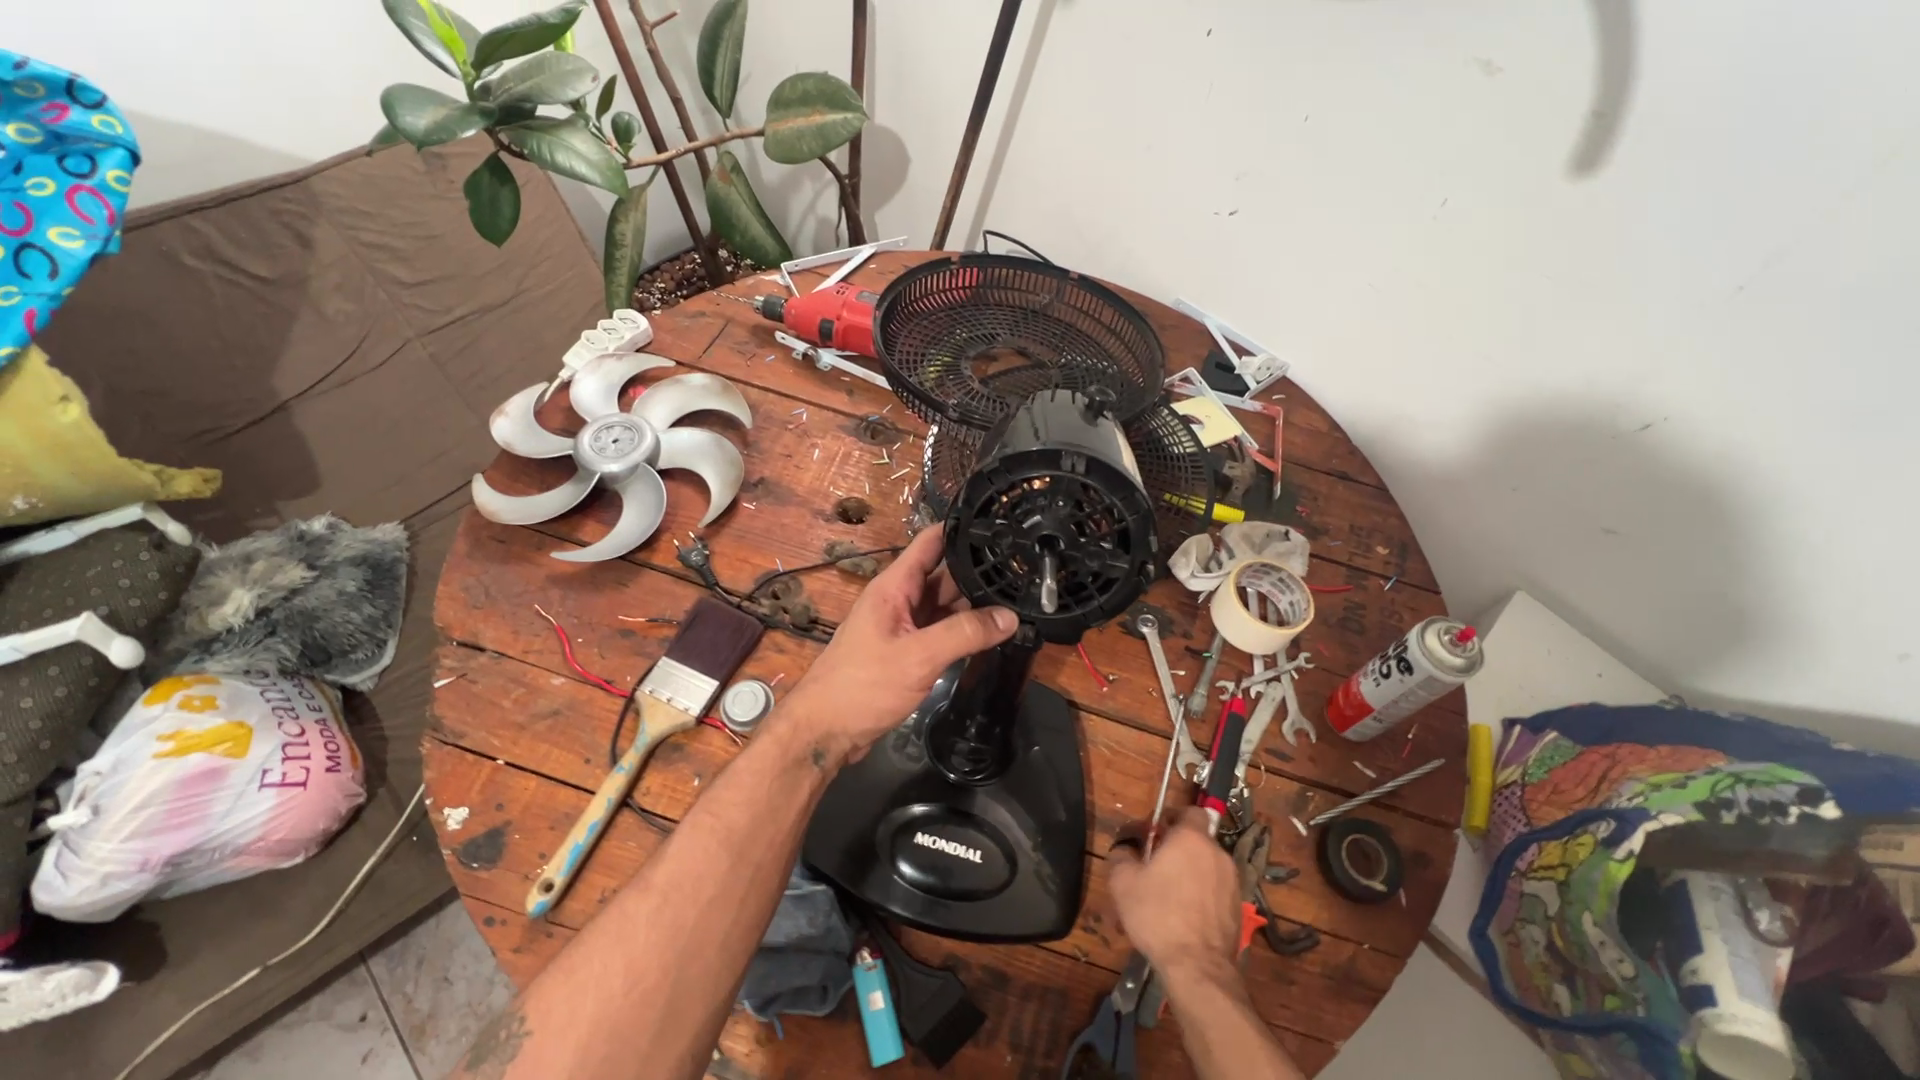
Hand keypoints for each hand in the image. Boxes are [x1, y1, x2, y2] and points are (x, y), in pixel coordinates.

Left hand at [782, 526, 1016, 762]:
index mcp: (894, 587)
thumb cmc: (863, 686)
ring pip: (944, 604)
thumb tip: (1010, 617)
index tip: (1000, 523)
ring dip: (974, 603)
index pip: (931, 542)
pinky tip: (993, 631)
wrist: (825, 730)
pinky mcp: (906, 652)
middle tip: (1026, 568)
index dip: (961, 529)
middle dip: (979, 570)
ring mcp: (902, 626)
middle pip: (944, 574)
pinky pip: (940, 631)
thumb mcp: (918, 657)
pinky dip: (963, 629)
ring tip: (1021, 595)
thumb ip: (965, 634)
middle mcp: (899, 600)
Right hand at [1109, 807, 1240, 985]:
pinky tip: (1184, 918)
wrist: (1197, 966)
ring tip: (1167, 898)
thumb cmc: (1157, 915)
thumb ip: (1121, 855)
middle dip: (1176, 850)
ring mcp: (1232, 882)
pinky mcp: (1237, 908)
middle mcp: (1217, 854)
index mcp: (1191, 839)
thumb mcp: (1123, 883)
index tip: (1154, 833)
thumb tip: (1125, 849)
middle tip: (1153, 868)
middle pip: (1196, 841)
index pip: (1189, 811)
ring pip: (1206, 867)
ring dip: (1189, 874)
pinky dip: (1201, 896)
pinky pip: (1215, 891)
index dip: (1172, 818)